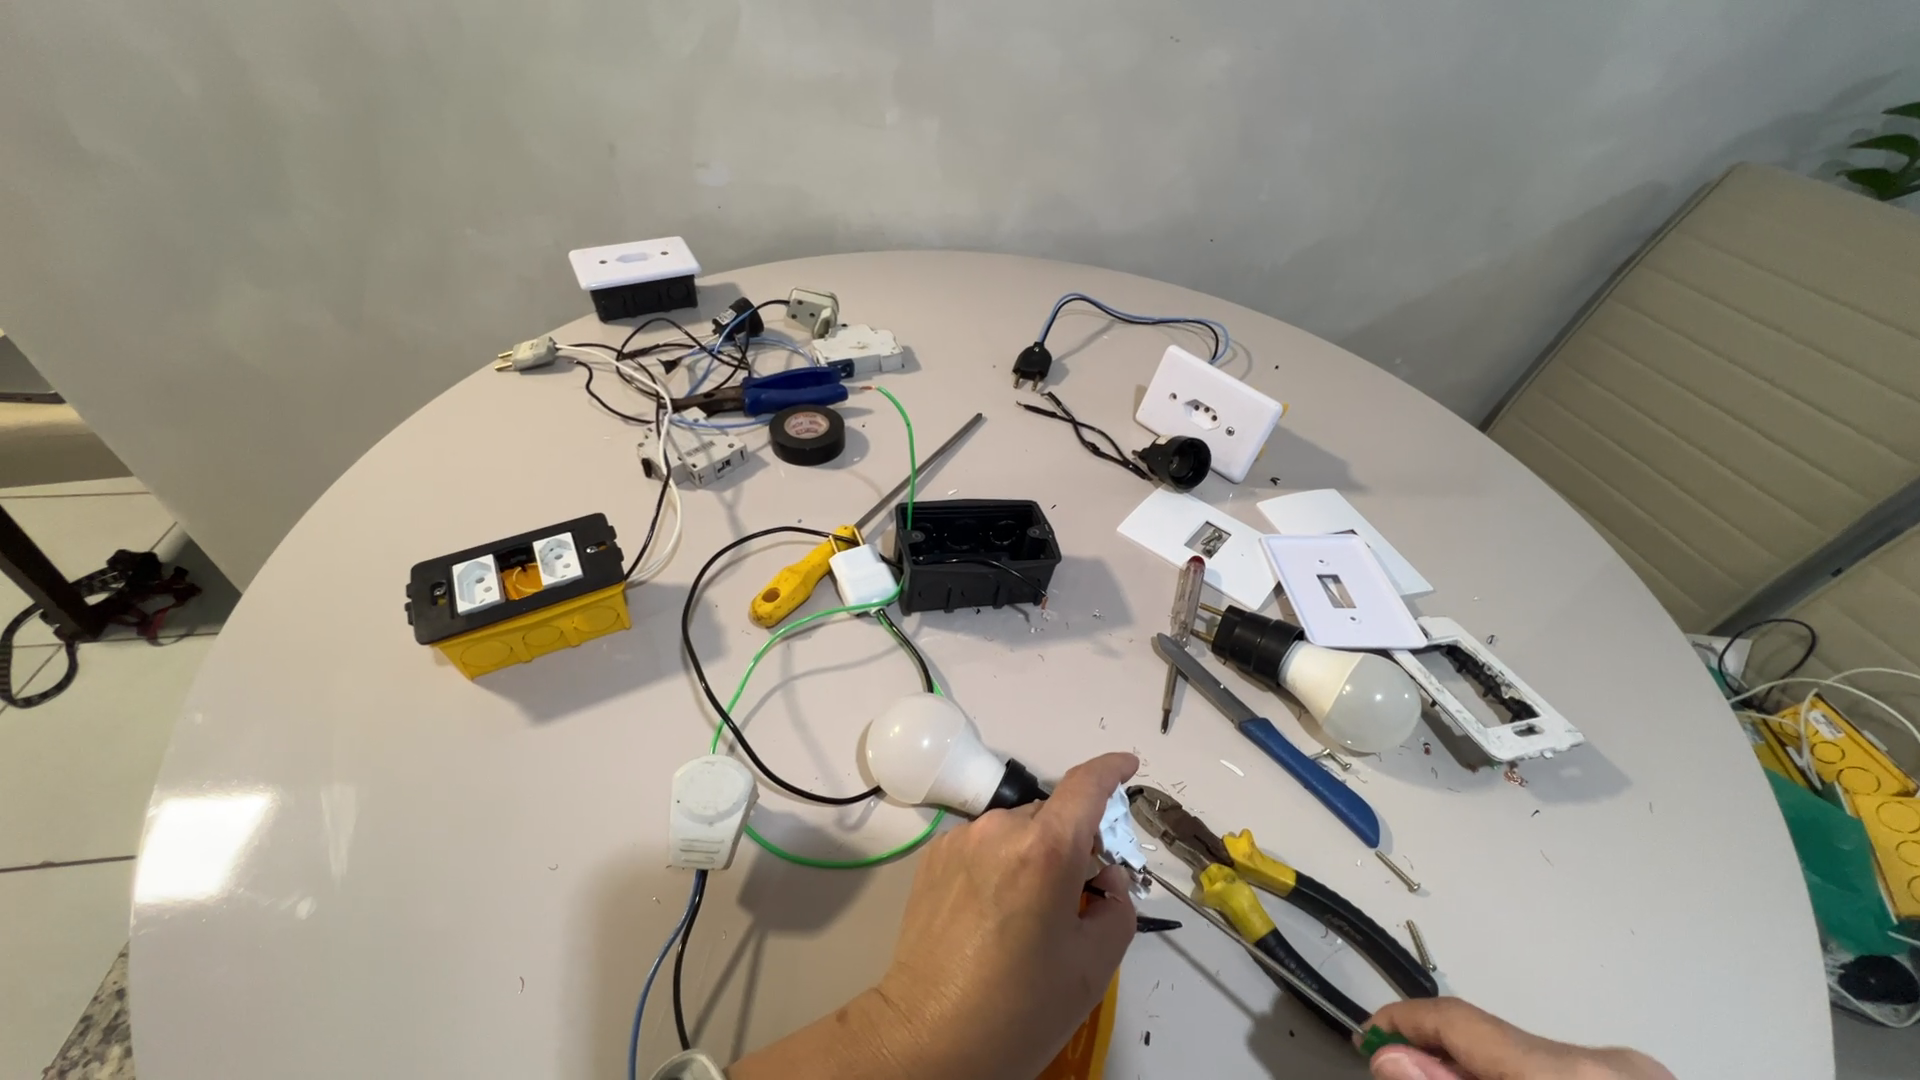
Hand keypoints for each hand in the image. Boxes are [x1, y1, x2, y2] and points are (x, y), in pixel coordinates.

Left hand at [731, 752, 1140, 1079]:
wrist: (928, 1036)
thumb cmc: (1020, 1007)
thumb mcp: (1092, 965)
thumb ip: (1116, 908)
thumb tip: (1106, 882)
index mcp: (1045, 850)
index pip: (1085, 786)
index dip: (1111, 770)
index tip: (1127, 766)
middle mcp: (999, 829)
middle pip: (1052, 816)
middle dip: (1076, 842)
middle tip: (1084, 891)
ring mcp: (960, 840)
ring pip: (1016, 830)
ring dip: (1035, 853)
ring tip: (1032, 912)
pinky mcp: (934, 856)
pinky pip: (983, 844)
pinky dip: (1001, 862)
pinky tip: (996, 911)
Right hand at [1362, 998, 1674, 1079]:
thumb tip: (1391, 1058)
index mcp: (1572, 1076)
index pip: (1461, 1020)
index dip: (1402, 1023)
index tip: (1366, 1041)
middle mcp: (1610, 1063)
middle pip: (1495, 1042)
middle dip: (1441, 1061)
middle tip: (1401, 1079)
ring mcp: (1639, 1077)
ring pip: (1530, 1062)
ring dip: (1480, 1077)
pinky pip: (1567, 1077)